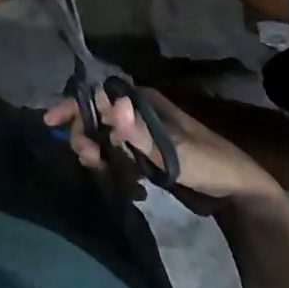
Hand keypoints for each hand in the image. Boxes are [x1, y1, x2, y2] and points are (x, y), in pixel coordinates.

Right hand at [44, 86, 281, 208]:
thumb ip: (138, 132)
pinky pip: (121, 160)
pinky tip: (133, 190)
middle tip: (89, 162)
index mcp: (146, 103)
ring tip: (114, 180)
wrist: (237, 191)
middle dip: (87, 139)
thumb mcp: (173, 151)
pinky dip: (119, 174)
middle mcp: (141, 114)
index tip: (50, 121)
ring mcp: (144, 136)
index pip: (101, 96)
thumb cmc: (208, 163)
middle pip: (98, 120)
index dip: (74, 105)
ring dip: (103, 160)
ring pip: (107, 142)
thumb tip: (110, 104)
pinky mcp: (148, 157)